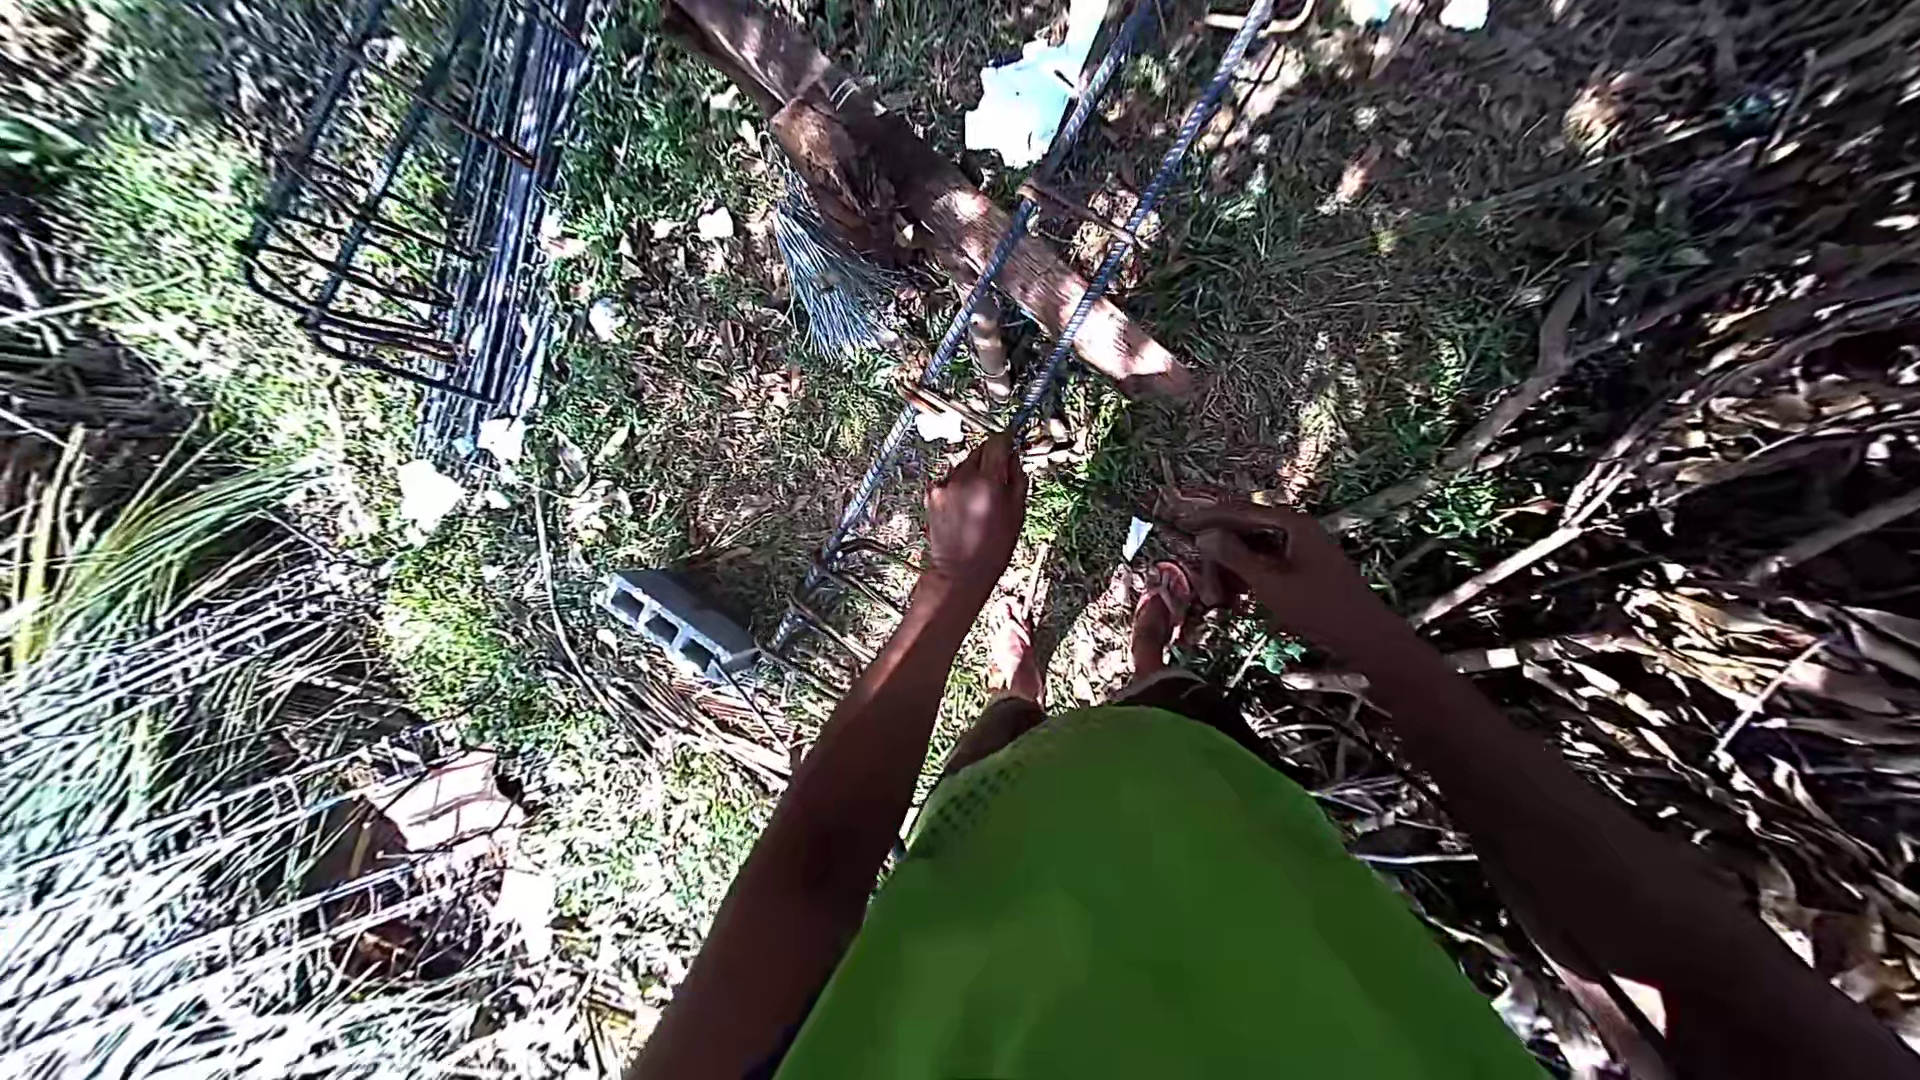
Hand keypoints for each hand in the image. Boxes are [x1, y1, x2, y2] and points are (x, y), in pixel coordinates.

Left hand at [924, 432, 1025, 601]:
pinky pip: (950, 480)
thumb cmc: (992, 548)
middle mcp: (962, 479)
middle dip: (990, 460)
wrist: (960, 571)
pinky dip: (958, 486)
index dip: (1006, 441)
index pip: (996, 442)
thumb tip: (1014, 456)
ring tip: (980, 501)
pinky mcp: (931, 494)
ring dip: (973, 474)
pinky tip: (965, 506)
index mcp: (987, 482)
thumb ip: (1017, 477)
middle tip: (998, 480)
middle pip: (979, 451)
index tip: (1011, 442)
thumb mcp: (1017, 512)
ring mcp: (944, 486)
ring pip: (964, 466)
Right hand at [1162, 490, 1406, 653]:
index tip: (1179, 524)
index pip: (1239, 511)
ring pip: (1249, 551)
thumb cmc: (1320, 608)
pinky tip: (1234, 598)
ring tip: (1218, 599)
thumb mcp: (1270, 583)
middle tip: (1203, 582)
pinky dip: (1245, 578)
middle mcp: (1294, 529)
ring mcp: (1297, 548)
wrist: (1366, 639)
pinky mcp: (1298, 567)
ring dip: (1230, 571)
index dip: (1207, 517)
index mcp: (1292, 523)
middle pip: (1242, 531)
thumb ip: (1235, 556)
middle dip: (1219, 556)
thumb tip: (1204, 535)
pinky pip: (1262, 564)